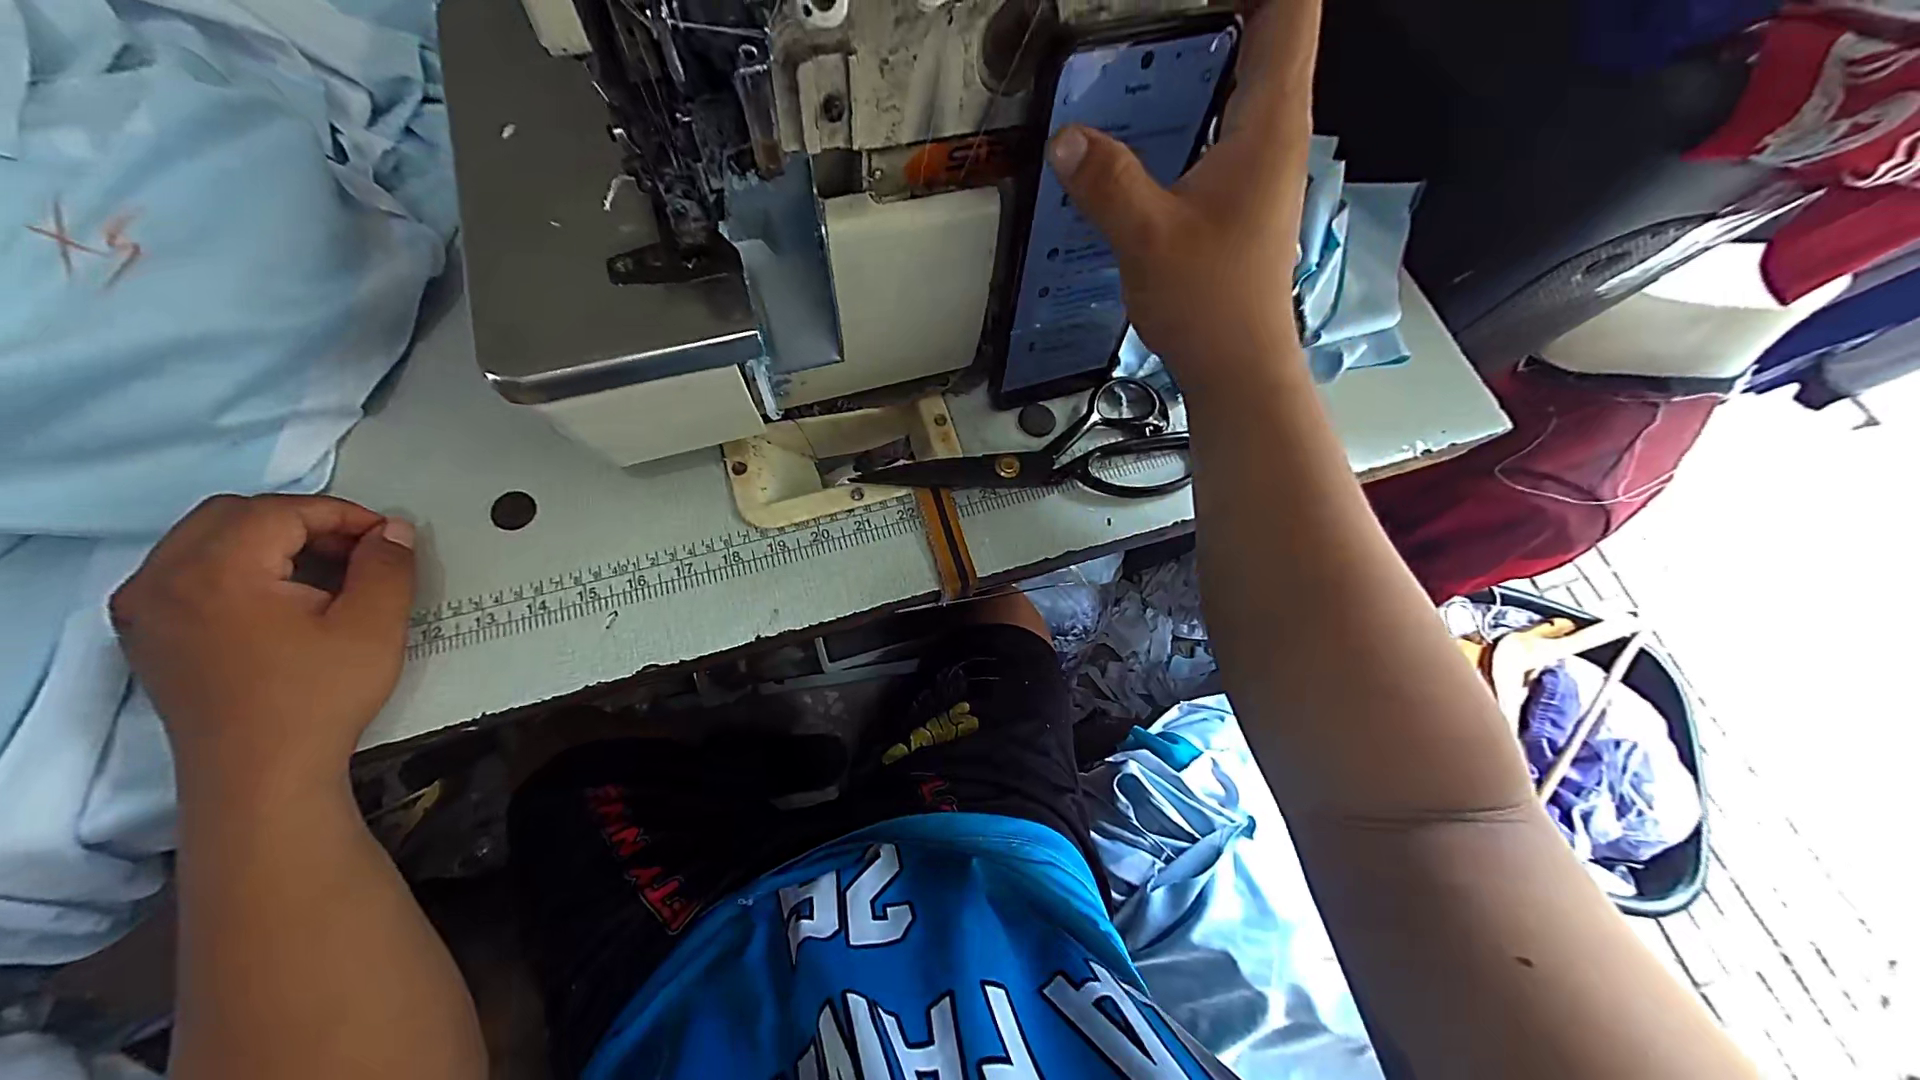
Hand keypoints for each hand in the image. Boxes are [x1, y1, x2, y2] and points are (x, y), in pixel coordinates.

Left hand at [111, 495, 416, 786]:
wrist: (262, 772)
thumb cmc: (319, 697)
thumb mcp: (375, 625)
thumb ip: (387, 566)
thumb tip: (392, 530)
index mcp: (215, 573)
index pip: (280, 511)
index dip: (342, 515)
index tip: (386, 538)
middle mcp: (161, 581)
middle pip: (233, 514)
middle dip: (303, 520)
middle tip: (356, 550)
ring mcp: (144, 608)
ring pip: (206, 538)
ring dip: (270, 540)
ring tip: (325, 572)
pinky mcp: (147, 632)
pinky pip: (188, 569)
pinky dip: (238, 564)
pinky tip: (283, 595)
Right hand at [1046, 0, 1321, 392]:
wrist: (1236, 364)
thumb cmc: (1208, 301)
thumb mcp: (1148, 237)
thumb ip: (1107, 181)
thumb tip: (1067, 138)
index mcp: (1268, 124)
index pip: (1289, 10)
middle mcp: (1275, 136)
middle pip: (1267, 38)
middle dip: (1214, 17)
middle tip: (1148, 25)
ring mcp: (1261, 170)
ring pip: (1242, 87)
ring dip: (1201, 64)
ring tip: (1139, 60)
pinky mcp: (1242, 200)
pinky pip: (1222, 131)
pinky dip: (1190, 115)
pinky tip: (1145, 133)